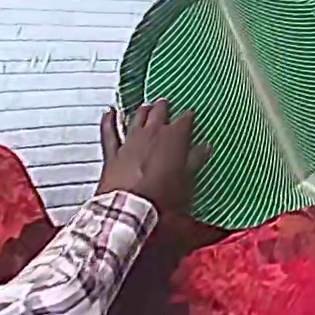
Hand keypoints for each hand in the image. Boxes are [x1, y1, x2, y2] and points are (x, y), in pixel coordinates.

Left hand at [95, 101, 210, 211]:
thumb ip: (197, 159)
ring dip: (143, 110)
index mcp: (174, 137)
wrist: (130, 210)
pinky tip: (109, 113)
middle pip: (160, 111)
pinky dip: (109, 121)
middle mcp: (153, 132)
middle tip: (166, 104)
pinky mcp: (114, 153)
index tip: (191, 115)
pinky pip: (109, 132)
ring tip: (146, 106)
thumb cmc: (163, 196)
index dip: (189, 116)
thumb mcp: (188, 180)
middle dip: (164, 106)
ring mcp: (131, 140)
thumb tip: (206, 146)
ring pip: (138, 117)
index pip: (185, 119)